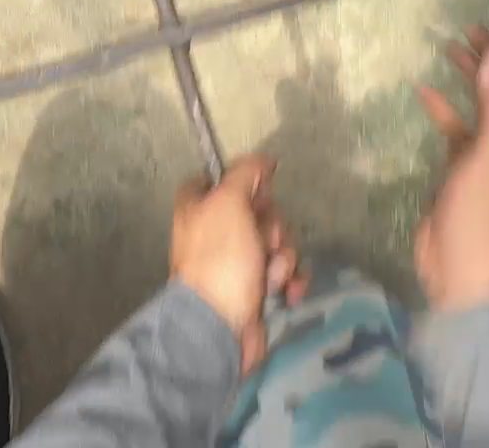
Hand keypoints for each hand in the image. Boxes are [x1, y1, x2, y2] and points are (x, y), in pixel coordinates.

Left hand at [170, 154, 306, 369]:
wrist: (218, 329)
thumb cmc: (220, 258)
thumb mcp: (229, 201)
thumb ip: (246, 172)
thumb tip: (264, 159)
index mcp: (199, 204)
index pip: (233, 179)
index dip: (252, 187)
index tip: (259, 199)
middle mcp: (215, 228)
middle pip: (261, 210)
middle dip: (273, 228)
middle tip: (264, 243)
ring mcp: (235, 259)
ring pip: (277, 240)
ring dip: (282, 257)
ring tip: (269, 277)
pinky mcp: (253, 286)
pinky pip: (283, 270)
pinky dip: (288, 279)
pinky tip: (287, 293)